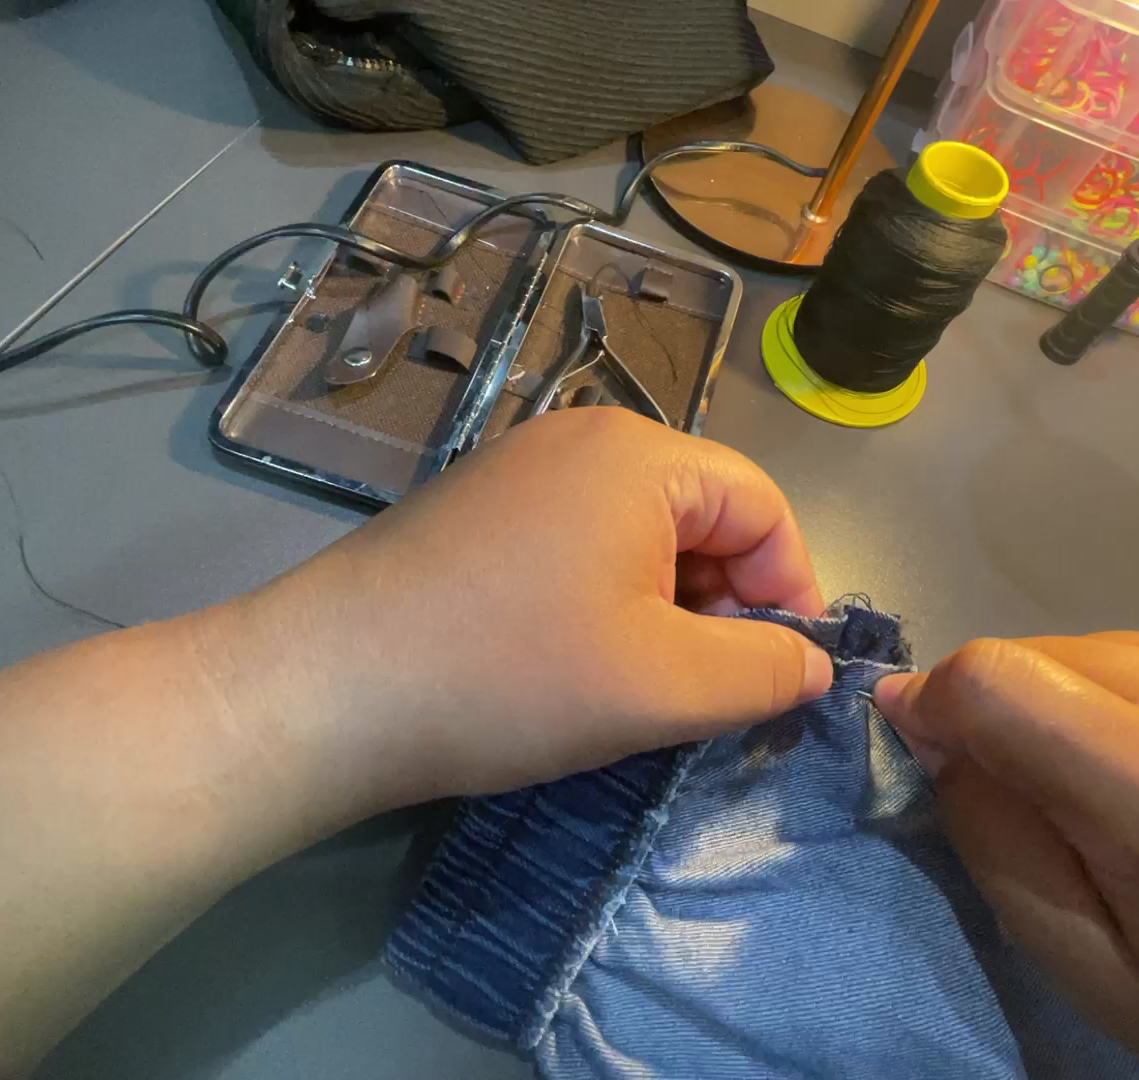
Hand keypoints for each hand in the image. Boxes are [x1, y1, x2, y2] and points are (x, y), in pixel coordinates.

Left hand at [201, 409, 832, 828]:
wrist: (326, 688)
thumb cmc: (509, 674)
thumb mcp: (663, 684)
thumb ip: (764, 670)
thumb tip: (812, 663)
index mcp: (636, 454)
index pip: (761, 503)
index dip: (793, 586)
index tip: (788, 668)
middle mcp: (578, 440)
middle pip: (700, 515)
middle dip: (726, 601)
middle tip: (710, 686)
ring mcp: (518, 471)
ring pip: (639, 536)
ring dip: (667, 607)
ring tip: (644, 680)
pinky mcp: (478, 512)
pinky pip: (579, 544)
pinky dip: (607, 599)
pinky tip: (579, 656)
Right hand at [876, 635, 1138, 1079]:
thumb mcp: (1094, 968)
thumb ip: (993, 841)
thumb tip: (936, 738)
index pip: (997, 680)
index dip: (934, 703)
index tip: (924, 748)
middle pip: (1026, 654)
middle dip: (989, 712)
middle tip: (1022, 790)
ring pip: (1072, 645)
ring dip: (1045, 701)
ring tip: (1097, 778)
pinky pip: (1130, 650)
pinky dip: (1099, 693)